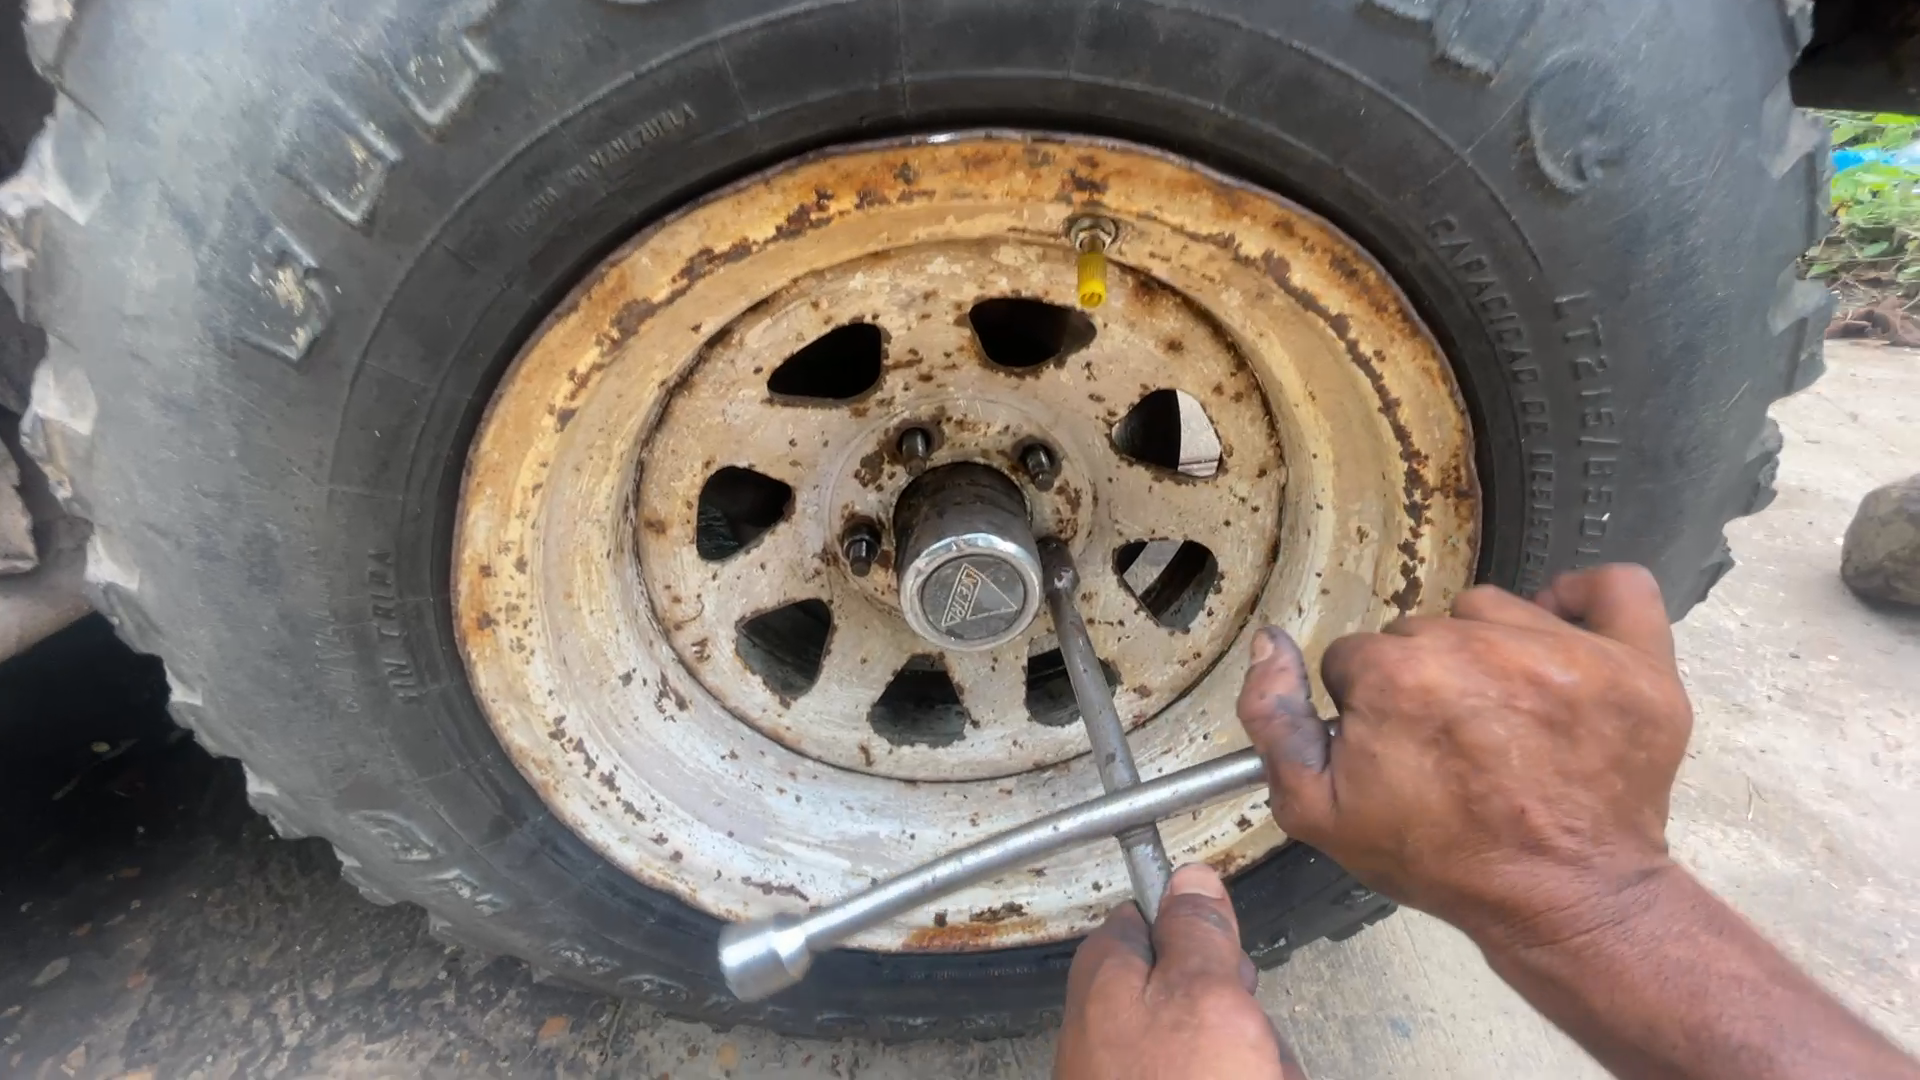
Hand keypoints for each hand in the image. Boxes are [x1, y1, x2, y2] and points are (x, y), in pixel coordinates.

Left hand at [1056, 865, 1305, 1079]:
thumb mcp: (1202, 997)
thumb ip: (1197, 931)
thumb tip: (1189, 873)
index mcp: (1110, 972)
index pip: (1160, 922)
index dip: (1206, 941)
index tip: (1236, 974)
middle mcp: (1115, 1020)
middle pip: (1204, 996)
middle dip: (1248, 1029)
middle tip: (1255, 1058)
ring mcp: (1140, 1073)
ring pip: (1224, 1055)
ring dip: (1259, 1073)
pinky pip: (1219, 1078)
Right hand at [1234, 565, 1693, 945]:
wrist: (1565, 901)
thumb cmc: (1433, 853)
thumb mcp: (1312, 807)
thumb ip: (1269, 717)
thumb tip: (1270, 641)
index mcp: (1395, 676)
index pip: (1355, 657)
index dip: (1363, 704)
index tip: (1390, 746)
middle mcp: (1474, 646)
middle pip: (1419, 631)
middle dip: (1418, 676)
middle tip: (1445, 739)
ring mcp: (1561, 651)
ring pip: (1489, 610)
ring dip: (1481, 647)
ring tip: (1499, 709)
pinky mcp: (1637, 664)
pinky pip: (1614, 587)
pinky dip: (1582, 601)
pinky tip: (1558, 639)